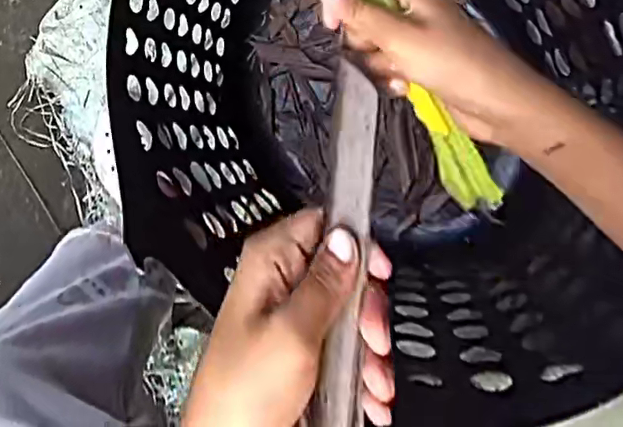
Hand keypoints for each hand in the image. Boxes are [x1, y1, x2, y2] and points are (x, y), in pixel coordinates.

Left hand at [182, 208, 395, 426]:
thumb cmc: (243, 389)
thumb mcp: (292, 332)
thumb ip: (324, 284)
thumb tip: (346, 238)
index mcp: (270, 259)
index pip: (320, 223)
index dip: (354, 242)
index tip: (379, 273)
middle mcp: (280, 282)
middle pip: (342, 271)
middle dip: (367, 309)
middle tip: (374, 338)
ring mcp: (291, 318)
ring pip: (348, 314)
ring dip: (370, 351)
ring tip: (374, 382)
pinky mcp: (301, 353)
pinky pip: (342, 349)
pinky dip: (362, 375)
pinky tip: (369, 399)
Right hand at [315, 0, 567, 145]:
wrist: (502, 108)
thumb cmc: (453, 63)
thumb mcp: (398, 36)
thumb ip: (357, 10)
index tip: (333, 22)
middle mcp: (407, 6)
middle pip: (358, 12)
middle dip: (361, 36)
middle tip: (379, 48)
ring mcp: (412, 34)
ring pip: (368, 42)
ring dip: (376, 61)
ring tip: (399, 71)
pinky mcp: (415, 61)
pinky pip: (383, 62)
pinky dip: (389, 75)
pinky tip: (405, 86)